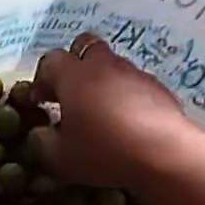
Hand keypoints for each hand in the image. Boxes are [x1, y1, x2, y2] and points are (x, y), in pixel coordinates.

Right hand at [31, 32, 204, 191]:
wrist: (165, 154)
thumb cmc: (104, 152)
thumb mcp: (60, 158)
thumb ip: (41, 143)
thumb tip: (39, 133)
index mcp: (74, 76)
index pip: (50, 61)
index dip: (40, 80)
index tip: (40, 103)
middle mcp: (104, 65)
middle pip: (84, 46)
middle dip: (73, 65)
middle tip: (69, 95)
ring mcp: (135, 73)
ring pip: (111, 65)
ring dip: (100, 82)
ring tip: (98, 114)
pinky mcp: (158, 88)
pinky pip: (133, 84)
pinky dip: (124, 96)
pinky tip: (125, 124)